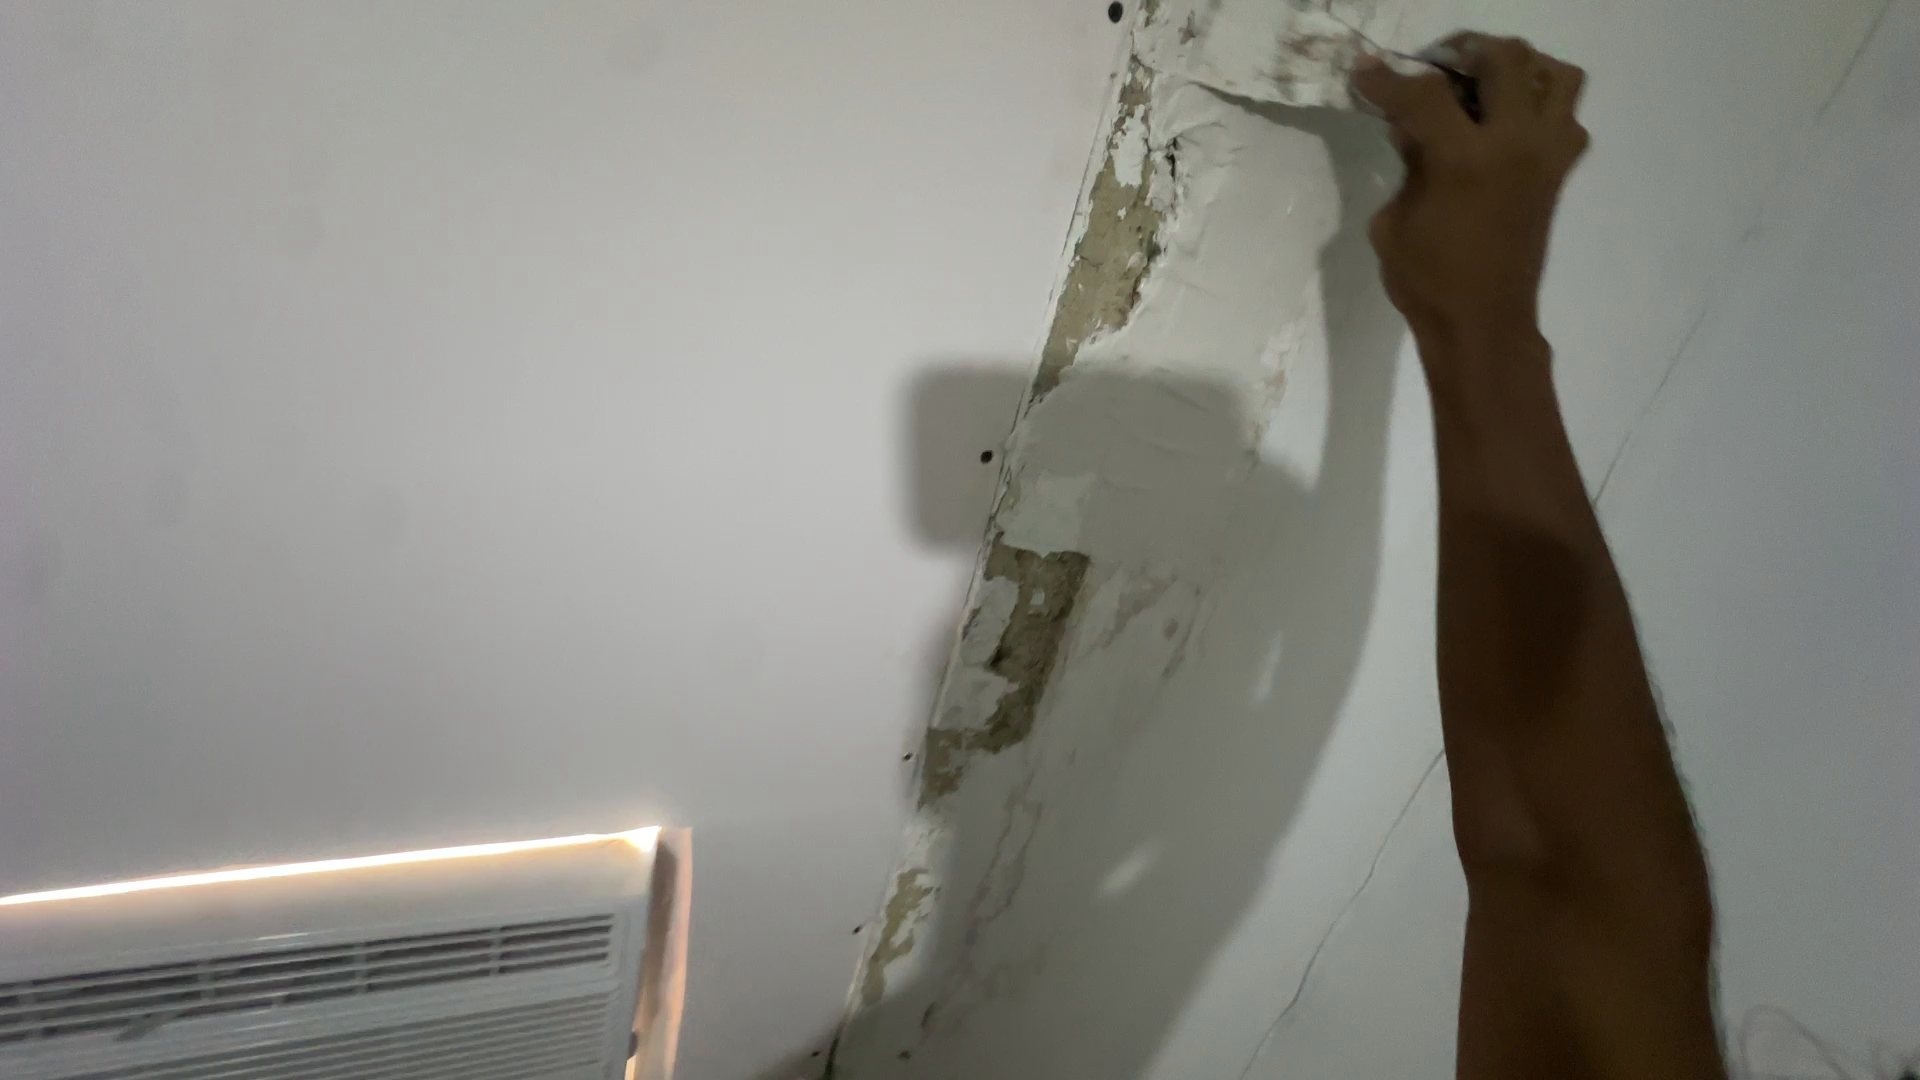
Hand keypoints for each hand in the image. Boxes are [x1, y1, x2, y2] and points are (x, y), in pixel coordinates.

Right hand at [1353, 35, 1587, 348]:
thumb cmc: (1425, 280)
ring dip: (1516, 66)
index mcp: (1463, 160)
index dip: (1389, 79)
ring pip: (1552, 72)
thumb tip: (1413, 131)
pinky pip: (1565, 111)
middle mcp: (1515, 141)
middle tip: (1433, 64)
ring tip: (1483, 81)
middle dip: (1462, 51)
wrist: (1480, 318)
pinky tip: (1507, 121)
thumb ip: (1408, 168)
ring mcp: (1547, 151)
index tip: (1365, 69)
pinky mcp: (1560, 167)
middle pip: (1503, 59)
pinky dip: (1539, 101)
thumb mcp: (1392, 224)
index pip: (1424, 97)